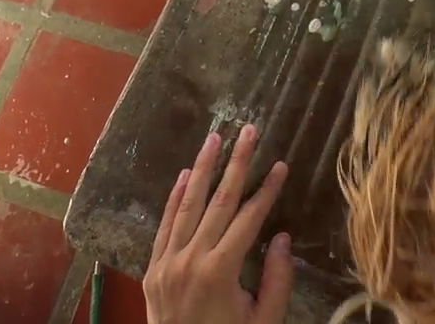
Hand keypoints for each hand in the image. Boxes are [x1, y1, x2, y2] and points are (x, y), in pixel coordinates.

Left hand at [145, 124, 294, 323]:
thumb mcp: (263, 323)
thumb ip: (277, 282)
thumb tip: (283, 238)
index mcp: (220, 271)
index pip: (249, 218)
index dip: (267, 190)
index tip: (281, 165)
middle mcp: (191, 260)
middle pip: (219, 201)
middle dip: (237, 162)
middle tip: (249, 130)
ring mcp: (167, 264)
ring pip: (188, 205)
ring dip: (202, 168)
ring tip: (214, 138)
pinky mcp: (152, 271)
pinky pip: (164, 226)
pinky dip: (174, 198)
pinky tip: (182, 175)